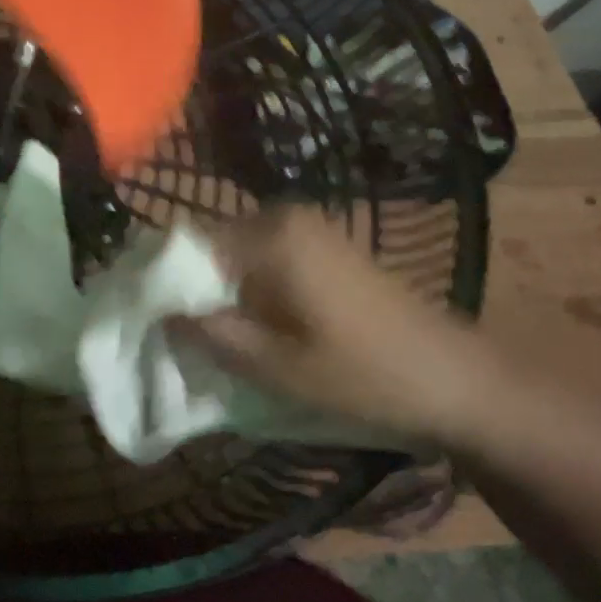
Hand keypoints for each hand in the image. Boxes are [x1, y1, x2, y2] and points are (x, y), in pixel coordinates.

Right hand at [167, 207, 500, 444]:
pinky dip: (243, 293)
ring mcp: (307, 231)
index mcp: (269, 236)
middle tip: (170, 337)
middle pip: (207, 248)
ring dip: (214, 295)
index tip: (139, 321)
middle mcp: (283, 218)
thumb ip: (210, 335)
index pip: (183, 245)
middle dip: (185, 290)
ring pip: (232, 258)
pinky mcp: (323, 250)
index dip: (156, 283)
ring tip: (204, 339)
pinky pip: (260, 263)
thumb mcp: (275, 367)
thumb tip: (160, 315)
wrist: (461, 383)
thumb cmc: (366, 375)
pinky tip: (245, 330)